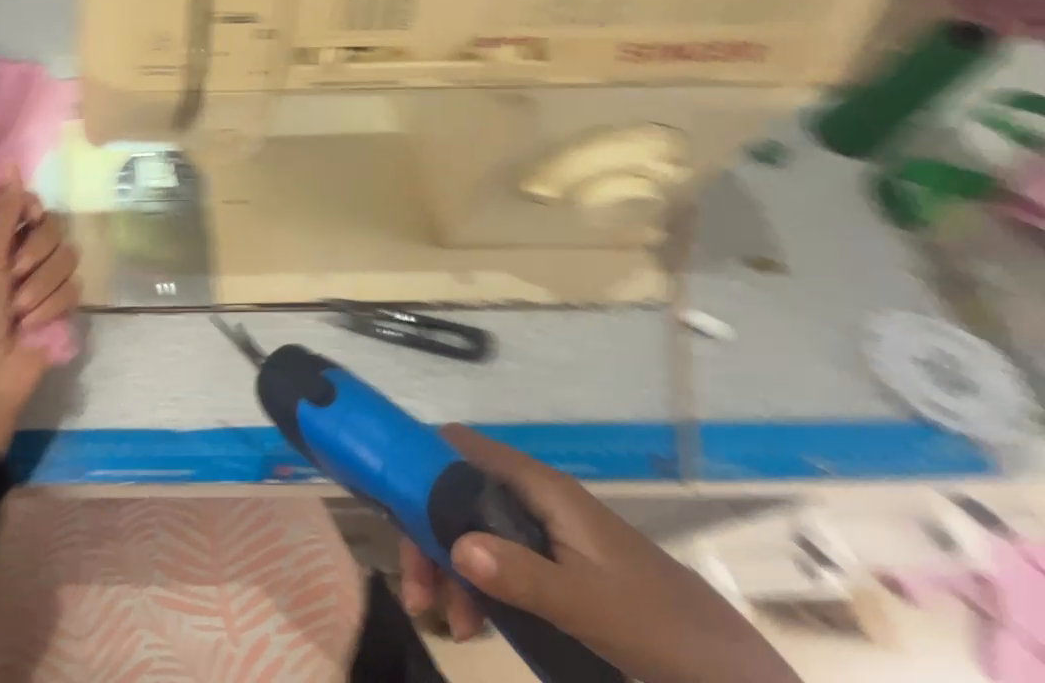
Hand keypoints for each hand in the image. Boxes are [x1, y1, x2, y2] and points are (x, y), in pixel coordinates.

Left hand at [0, 170, 78, 458]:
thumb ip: (2, 212)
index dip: (32, 211)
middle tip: (14, 275)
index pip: (28, 206)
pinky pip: (73, 289)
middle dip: (36, 254)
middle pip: (52, 229)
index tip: (30, 217)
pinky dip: (51, 307)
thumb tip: (11, 163)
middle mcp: (17, 258)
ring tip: (18, 312)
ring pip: (67, 259)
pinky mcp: (59, 310)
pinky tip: (32, 326)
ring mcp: (39, 285)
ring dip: (41, 286)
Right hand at [398, 426, 801, 682]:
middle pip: (455, 498)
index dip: (418, 457)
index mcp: (543, 491)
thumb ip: (522, 574)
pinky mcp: (548, 567)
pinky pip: (491, 562)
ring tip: (448, 623)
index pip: (463, 449)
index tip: (383, 493)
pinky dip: (472, 588)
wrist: (726, 673)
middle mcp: (534, 502)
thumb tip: (454, 544)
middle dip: (427, 537)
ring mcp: (541, 535)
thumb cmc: (660, 626)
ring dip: (446, 571)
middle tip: (418, 591)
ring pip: (469, 533)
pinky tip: (472, 625)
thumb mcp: (589, 605)